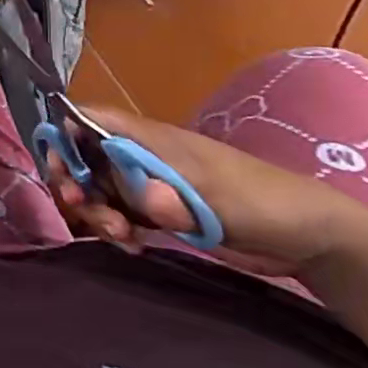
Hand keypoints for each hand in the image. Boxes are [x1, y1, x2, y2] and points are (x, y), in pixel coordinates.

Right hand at [48, 106, 367, 275]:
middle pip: (87, 159)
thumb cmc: (260, 202)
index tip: (63, 174)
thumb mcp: (216, 197)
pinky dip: (117, 229)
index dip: (66, 138)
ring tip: (124, 238)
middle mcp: (143, 156)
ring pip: (101, 190)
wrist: (303, 234)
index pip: (92, 121)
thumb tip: (136, 196)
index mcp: (151, 139)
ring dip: (99, 213)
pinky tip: (133, 246)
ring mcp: (152, 184)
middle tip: (91, 216)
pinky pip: (121, 214)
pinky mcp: (161, 212)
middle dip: (78, 186)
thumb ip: (174, 197)